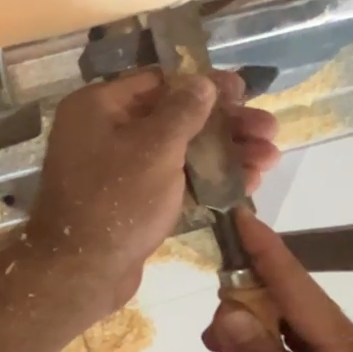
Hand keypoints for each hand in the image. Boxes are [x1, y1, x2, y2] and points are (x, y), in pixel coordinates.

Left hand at [22, 70, 278, 305]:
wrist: (81, 269)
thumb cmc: (115, 199)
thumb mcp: (154, 148)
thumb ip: (183, 111)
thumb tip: (202, 81)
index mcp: (97, 106)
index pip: (157, 82)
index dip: (203, 85)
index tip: (244, 91)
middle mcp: (102, 129)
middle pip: (172, 116)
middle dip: (224, 123)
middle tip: (269, 129)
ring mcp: (116, 166)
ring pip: (178, 149)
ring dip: (224, 151)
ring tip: (271, 157)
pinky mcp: (130, 197)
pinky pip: (172, 177)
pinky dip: (206, 177)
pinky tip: (249, 180)